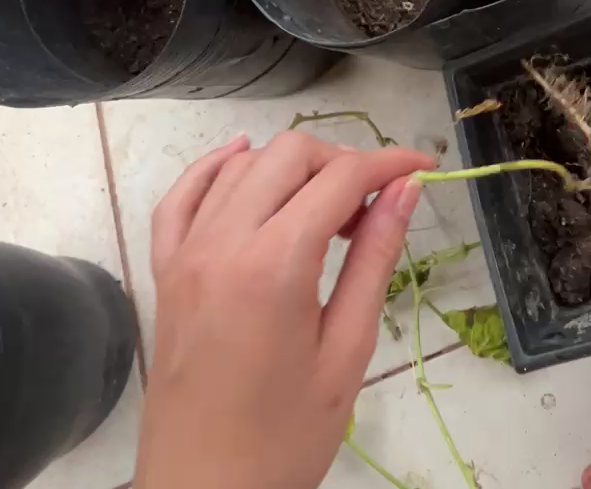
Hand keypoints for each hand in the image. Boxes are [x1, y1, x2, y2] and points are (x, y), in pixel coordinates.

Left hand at [134, 131, 436, 488]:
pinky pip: (182, 196)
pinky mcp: (165, 273)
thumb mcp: (349, 346)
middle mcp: (221, 244)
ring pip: (243, 164)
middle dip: (344, 161)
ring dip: (295, 166)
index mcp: (273, 266)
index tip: (425, 167)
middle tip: (376, 205)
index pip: (341, 178)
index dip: (391, 162)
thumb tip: (407, 189)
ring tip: (330, 208)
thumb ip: (376, 255)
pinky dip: (216, 167)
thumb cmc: (287, 436)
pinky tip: (244, 159)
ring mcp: (185, 256)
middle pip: (291, 154)